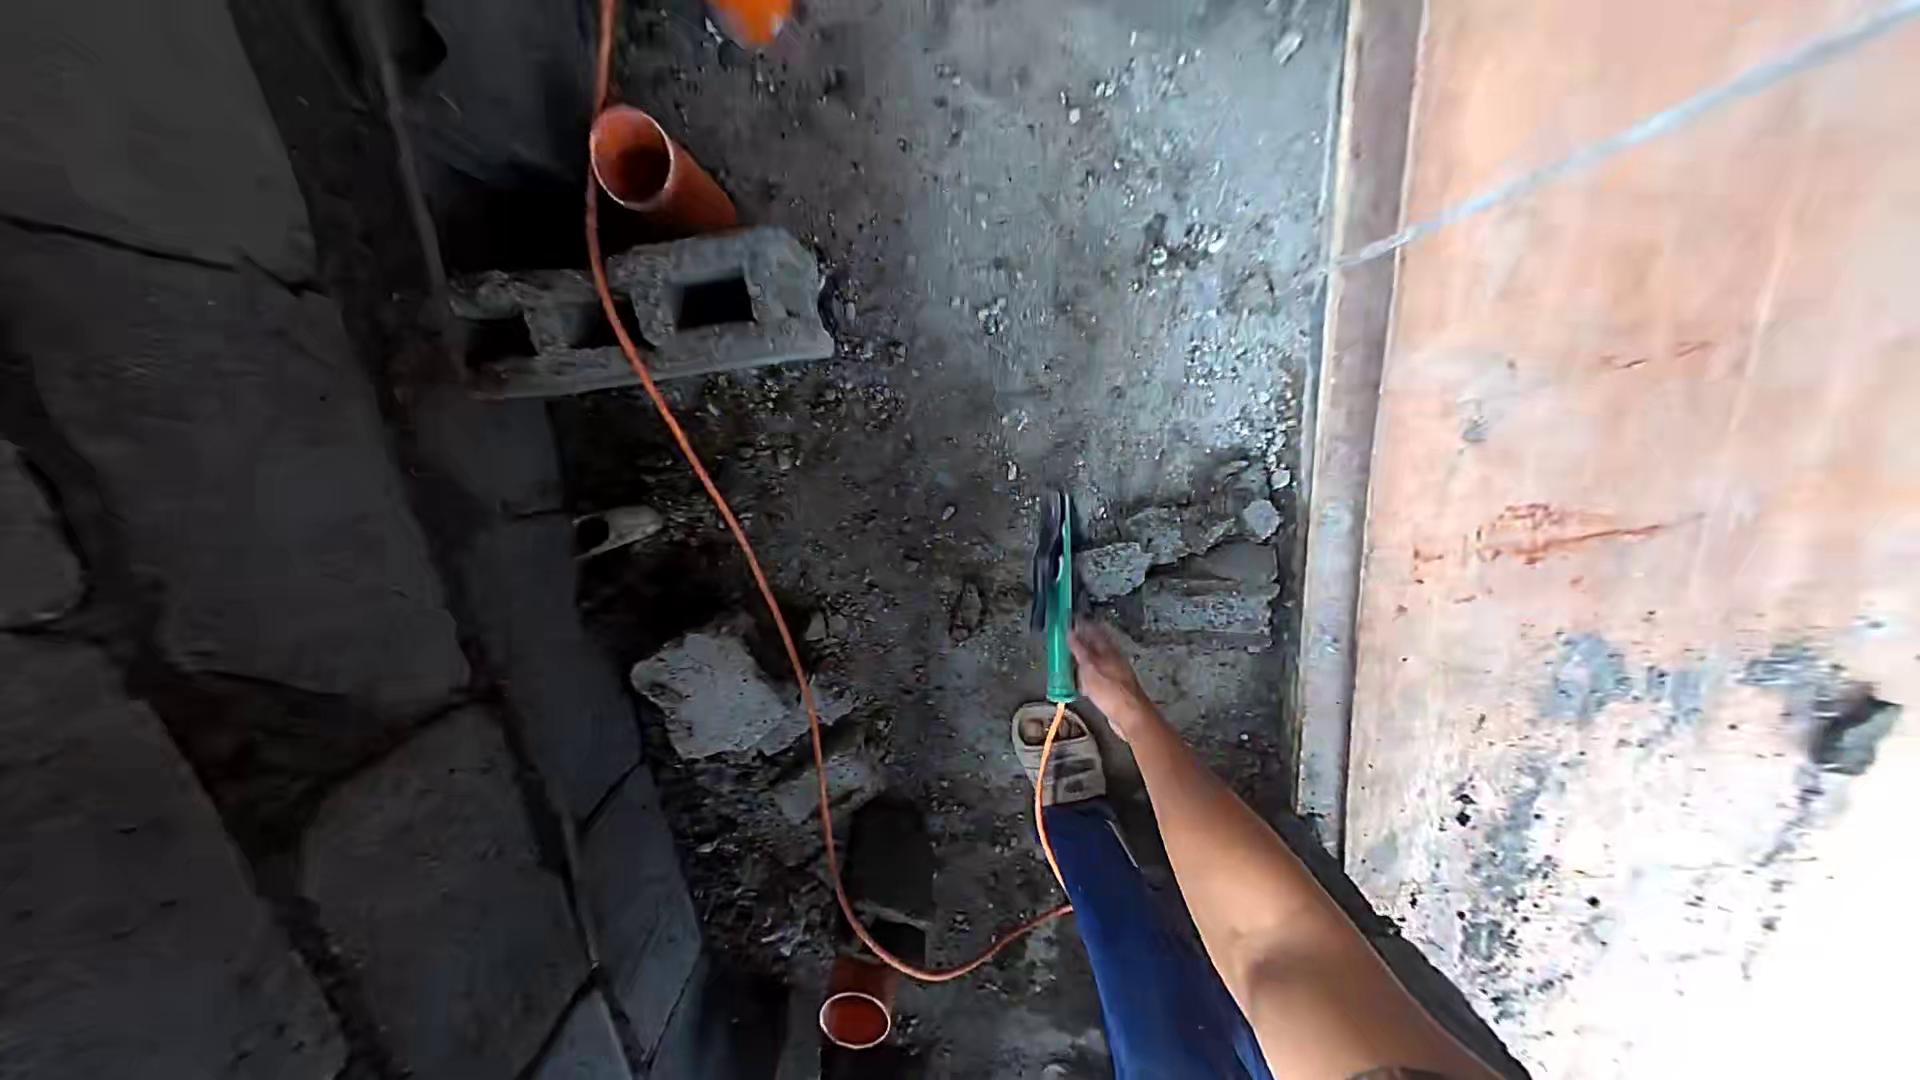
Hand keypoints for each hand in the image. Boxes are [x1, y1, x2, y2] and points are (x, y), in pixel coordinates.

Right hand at [1070, 621, 1157, 741]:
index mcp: (1108, 650)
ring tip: (1070, 661)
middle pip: (1095, 646)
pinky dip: (1086, 677)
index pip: (1094, 631)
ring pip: (1095, 662)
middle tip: (1067, 641)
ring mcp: (1114, 674)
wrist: (1130, 715)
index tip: (1070, 621)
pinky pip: (1096, 678)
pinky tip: (1080, 683)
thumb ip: (1079, 650)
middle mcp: (1112, 659)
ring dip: (1083, 661)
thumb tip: (1071, 632)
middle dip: (1082, 642)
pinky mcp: (1112, 689)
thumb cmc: (1110, 690)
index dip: (1082, 625)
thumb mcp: (1090, 668)